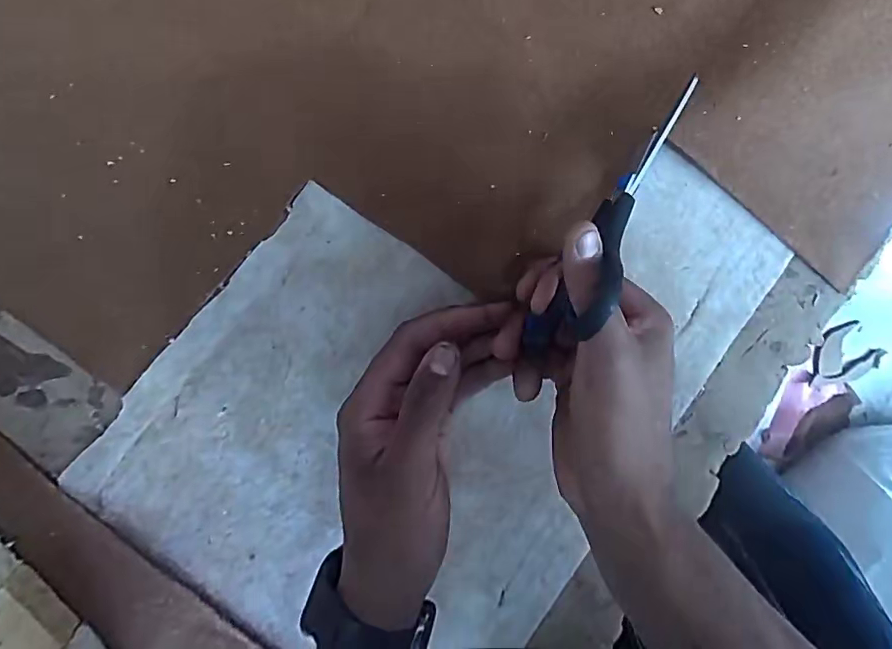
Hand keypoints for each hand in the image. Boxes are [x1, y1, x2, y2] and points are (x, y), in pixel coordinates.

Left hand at [336, 301, 513, 629]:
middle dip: (472, 330)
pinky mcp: (430, 423)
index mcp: (370, 401)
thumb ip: (424, 405)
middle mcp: (388, 396)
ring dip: (482, 348)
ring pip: (448, 363)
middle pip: (431, 347)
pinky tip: (510, 364)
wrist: (393, 579)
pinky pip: (457, 386)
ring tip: (522, 337)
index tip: (495, 312)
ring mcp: (410, 409)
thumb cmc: (395, 525)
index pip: (410, 342)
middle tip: (518, 321)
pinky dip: (482, 372)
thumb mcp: (409, 466)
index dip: (451, 321)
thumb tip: (445, 347)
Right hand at [493, 223, 676, 541]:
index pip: (594, 275)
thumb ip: (589, 288)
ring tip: (510, 358)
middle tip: (513, 327)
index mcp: (640, 315)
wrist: (614, 498)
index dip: (560, 278)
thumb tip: (581, 227)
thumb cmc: (620, 419)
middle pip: (570, 298)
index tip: (531, 297)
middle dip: (538, 311)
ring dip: (527, 338)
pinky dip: (531, 364)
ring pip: (552, 325)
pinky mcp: (575, 377)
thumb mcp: (604, 349)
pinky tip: (524, 388)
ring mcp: (596, 354)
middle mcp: (622, 328)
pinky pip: (546, 353)